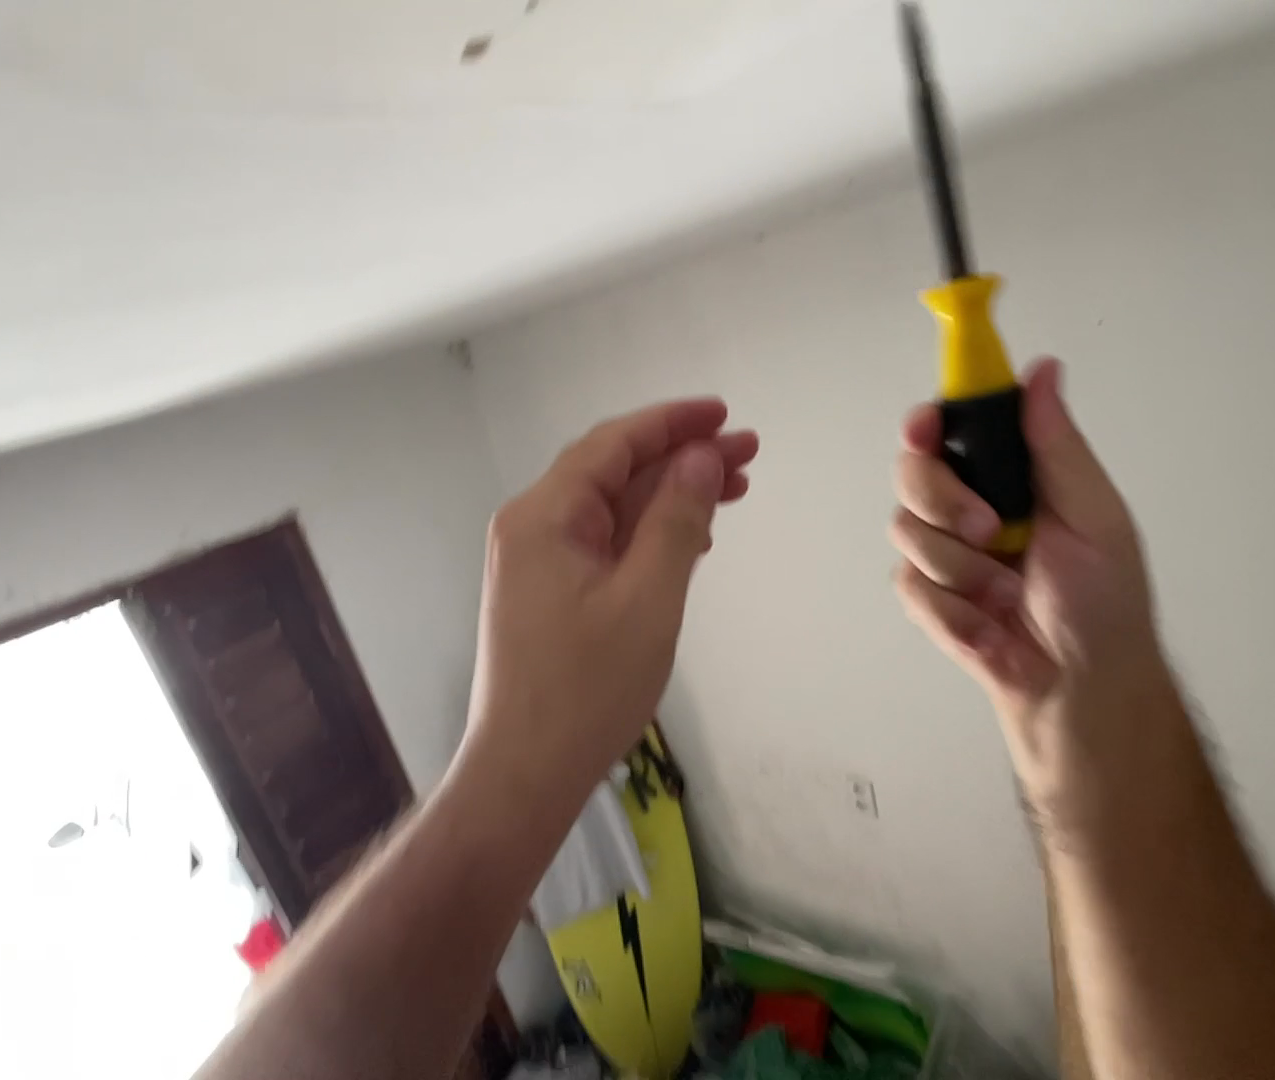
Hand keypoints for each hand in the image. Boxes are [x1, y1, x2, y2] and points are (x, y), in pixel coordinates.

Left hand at [466, 398, 756, 799]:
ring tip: (733, 490)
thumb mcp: (648, 598)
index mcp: (544, 515)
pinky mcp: (547, 591)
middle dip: (681, 460)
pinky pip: (603, 544)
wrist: (526, 770)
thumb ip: (677, 519)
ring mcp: (536, 561)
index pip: (613, 444)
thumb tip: (700, 457)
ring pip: (612, 509)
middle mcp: (532, 526)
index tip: (725, 415)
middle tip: (748, 455)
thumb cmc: (588, 688)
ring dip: (669, 497)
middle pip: (614, 473)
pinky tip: (690, 538)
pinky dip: (647, 534)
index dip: (672, 423)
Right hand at [890, 358, 1176, 819]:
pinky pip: (910, 586)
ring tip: (1007, 599)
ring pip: (906, 532)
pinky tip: (990, 633)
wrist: (1077, 689)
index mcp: (1008, 478)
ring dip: (962, 570)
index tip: (926, 428)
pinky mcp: (924, 598)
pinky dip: (953, 613)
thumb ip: (1056, 447)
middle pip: (911, 473)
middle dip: (944, 502)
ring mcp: (940, 554)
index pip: (951, 430)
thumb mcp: (1094, 516)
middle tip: (992, 531)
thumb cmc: (1102, 601)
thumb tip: (1042, 369)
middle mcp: (965, 507)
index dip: (929, 422)